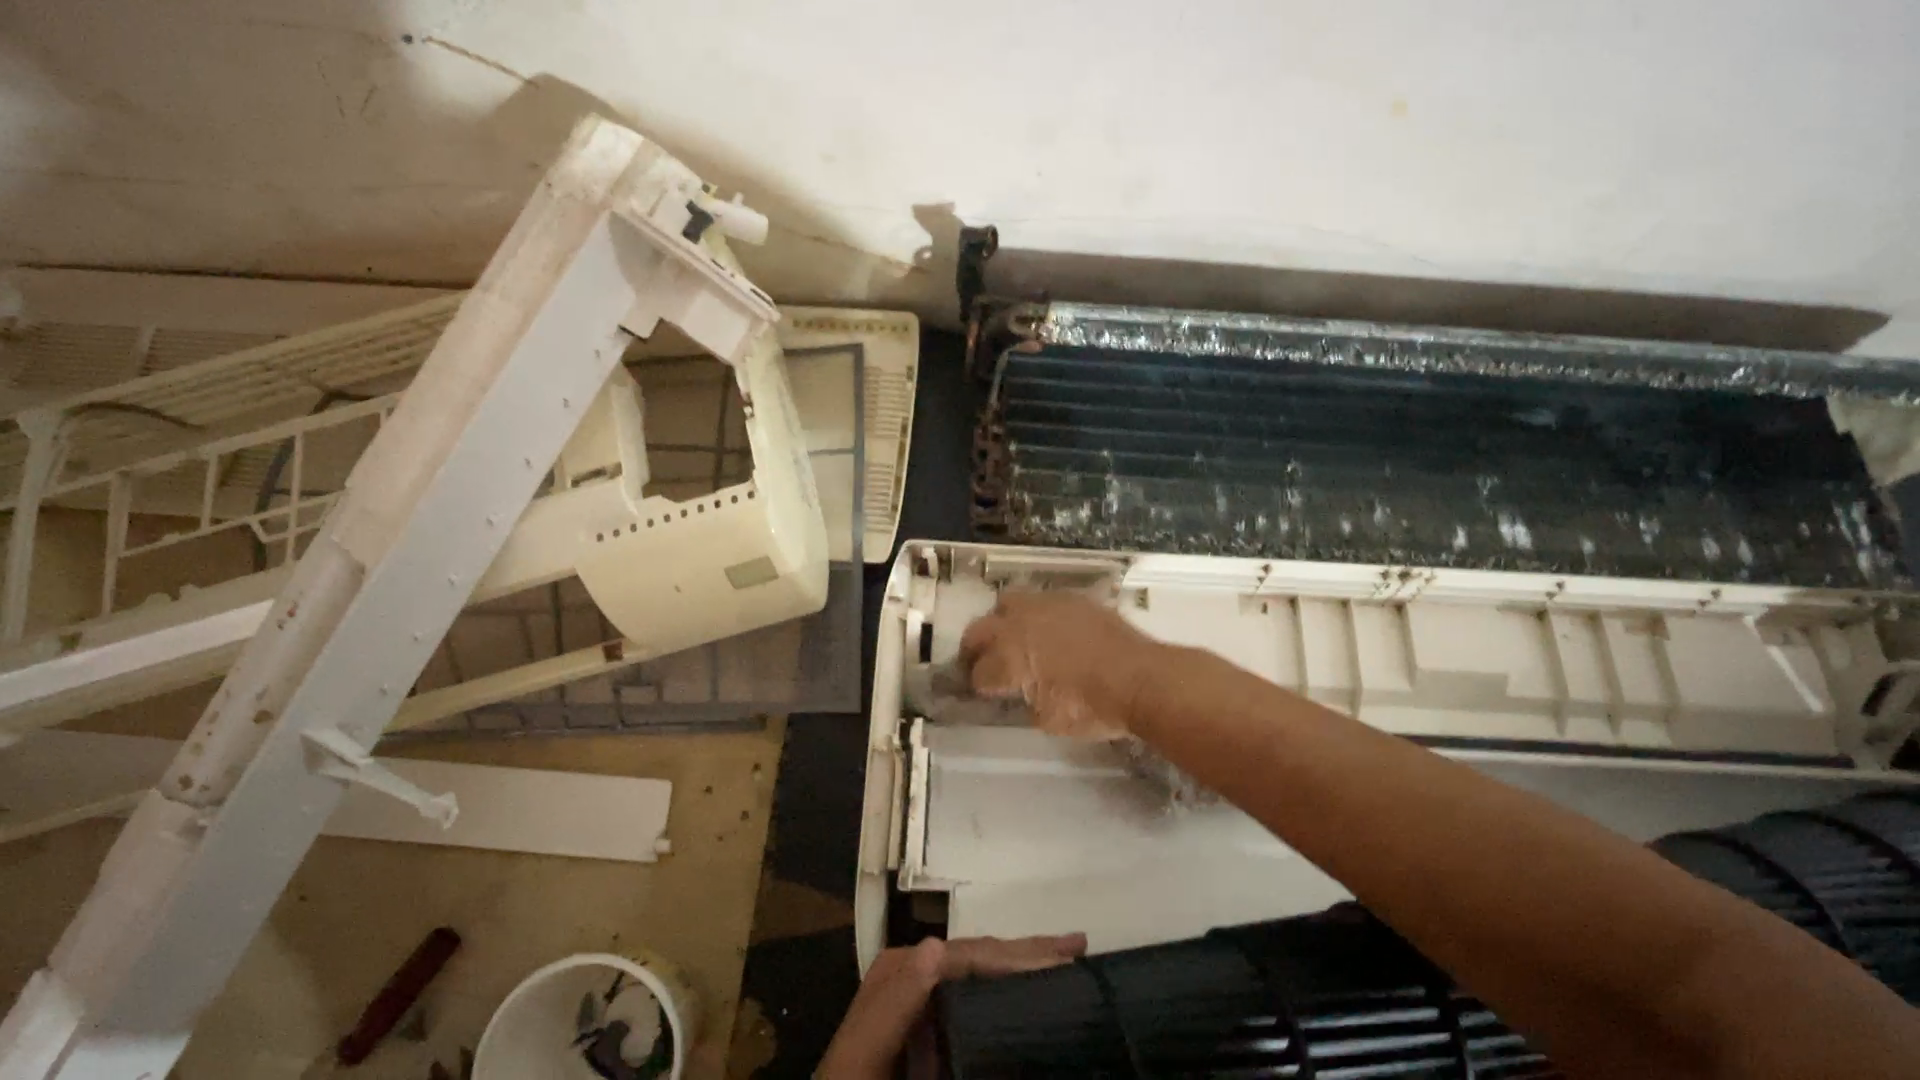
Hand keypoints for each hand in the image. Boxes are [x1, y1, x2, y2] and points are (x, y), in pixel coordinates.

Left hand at [818, 935, 1086, 1079]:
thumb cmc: (856, 1078)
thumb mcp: (868, 1051)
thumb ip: (896, 1007)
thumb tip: (934, 949)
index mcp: (901, 973)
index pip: (969, 955)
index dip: (1015, 955)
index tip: (1064, 957)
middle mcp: (911, 969)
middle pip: (978, 953)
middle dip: (1027, 950)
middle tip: (1078, 945)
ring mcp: (917, 990)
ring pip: (978, 966)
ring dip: (1020, 962)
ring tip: (1065, 956)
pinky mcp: (923, 1014)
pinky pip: (968, 986)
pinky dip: (1001, 983)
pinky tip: (1027, 988)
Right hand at [959, 591, 1161, 738]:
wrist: (1140, 678)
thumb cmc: (1090, 708)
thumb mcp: (1047, 720)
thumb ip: (1024, 701)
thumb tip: (1020, 694)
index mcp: (1006, 657)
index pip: (977, 672)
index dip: (977, 685)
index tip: (982, 693)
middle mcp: (1018, 623)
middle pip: (980, 630)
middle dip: (977, 648)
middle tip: (985, 664)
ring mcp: (1046, 605)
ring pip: (1008, 604)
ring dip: (1004, 623)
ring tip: (1015, 639)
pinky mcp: (1073, 598)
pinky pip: (1043, 602)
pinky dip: (1038, 617)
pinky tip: (1050, 631)